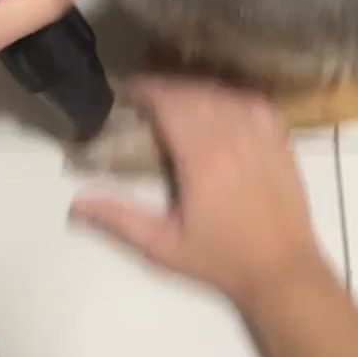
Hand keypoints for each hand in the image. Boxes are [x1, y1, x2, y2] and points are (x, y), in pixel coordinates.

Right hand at [68, 76, 330, 306]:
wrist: (282, 268)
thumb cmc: (219, 258)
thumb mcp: (163, 245)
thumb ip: (119, 219)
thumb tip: (76, 202)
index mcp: (201, 156)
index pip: (170, 103)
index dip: (148, 90)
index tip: (130, 91)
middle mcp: (232, 133)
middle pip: (193, 92)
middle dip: (168, 88)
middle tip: (147, 97)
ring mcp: (260, 130)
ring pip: (221, 92)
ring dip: (196, 89)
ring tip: (177, 100)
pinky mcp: (279, 134)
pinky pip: (250, 99)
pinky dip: (228, 95)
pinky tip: (217, 104)